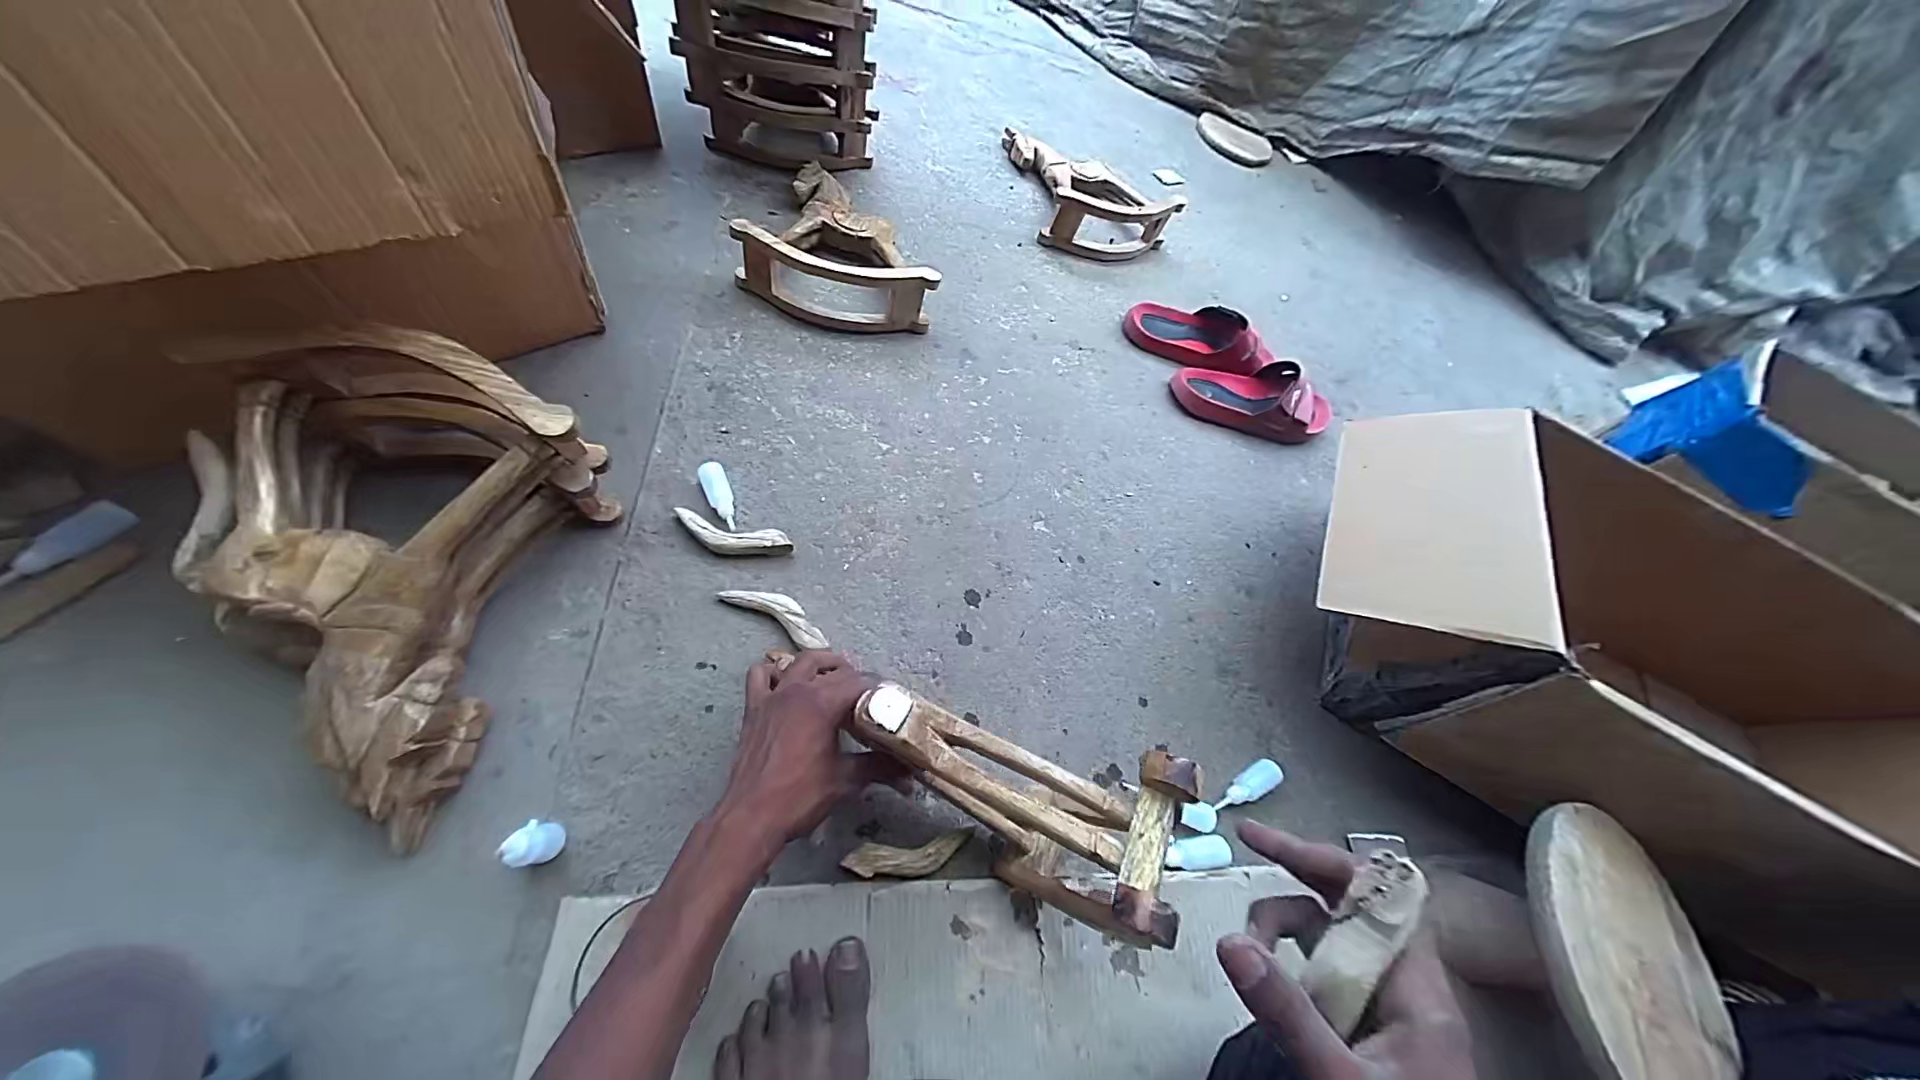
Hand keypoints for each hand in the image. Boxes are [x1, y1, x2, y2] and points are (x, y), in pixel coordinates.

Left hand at [717, 651, 905, 843]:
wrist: (750, 817)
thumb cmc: (799, 797)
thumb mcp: (845, 780)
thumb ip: (879, 768)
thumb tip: (908, 773)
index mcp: (821, 703)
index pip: (859, 682)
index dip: (878, 688)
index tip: (889, 700)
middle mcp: (797, 690)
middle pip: (834, 669)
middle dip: (855, 677)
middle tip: (868, 696)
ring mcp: (772, 697)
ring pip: (800, 662)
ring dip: (820, 665)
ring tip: (834, 678)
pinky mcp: (753, 709)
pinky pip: (760, 676)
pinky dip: (775, 674)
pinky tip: (785, 685)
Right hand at [1216, 822, 1475, 1079]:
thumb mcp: (1341, 1079)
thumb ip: (1289, 1014)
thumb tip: (1230, 942)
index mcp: (1418, 992)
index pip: (1377, 895)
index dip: (1322, 859)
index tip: (1262, 841)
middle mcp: (1400, 986)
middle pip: (1344, 906)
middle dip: (1289, 884)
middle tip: (1245, 880)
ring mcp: (1378, 1006)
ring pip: (1324, 937)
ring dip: (1278, 931)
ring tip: (1248, 957)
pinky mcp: (1357, 1027)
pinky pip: (1315, 972)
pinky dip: (1283, 962)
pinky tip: (1263, 978)